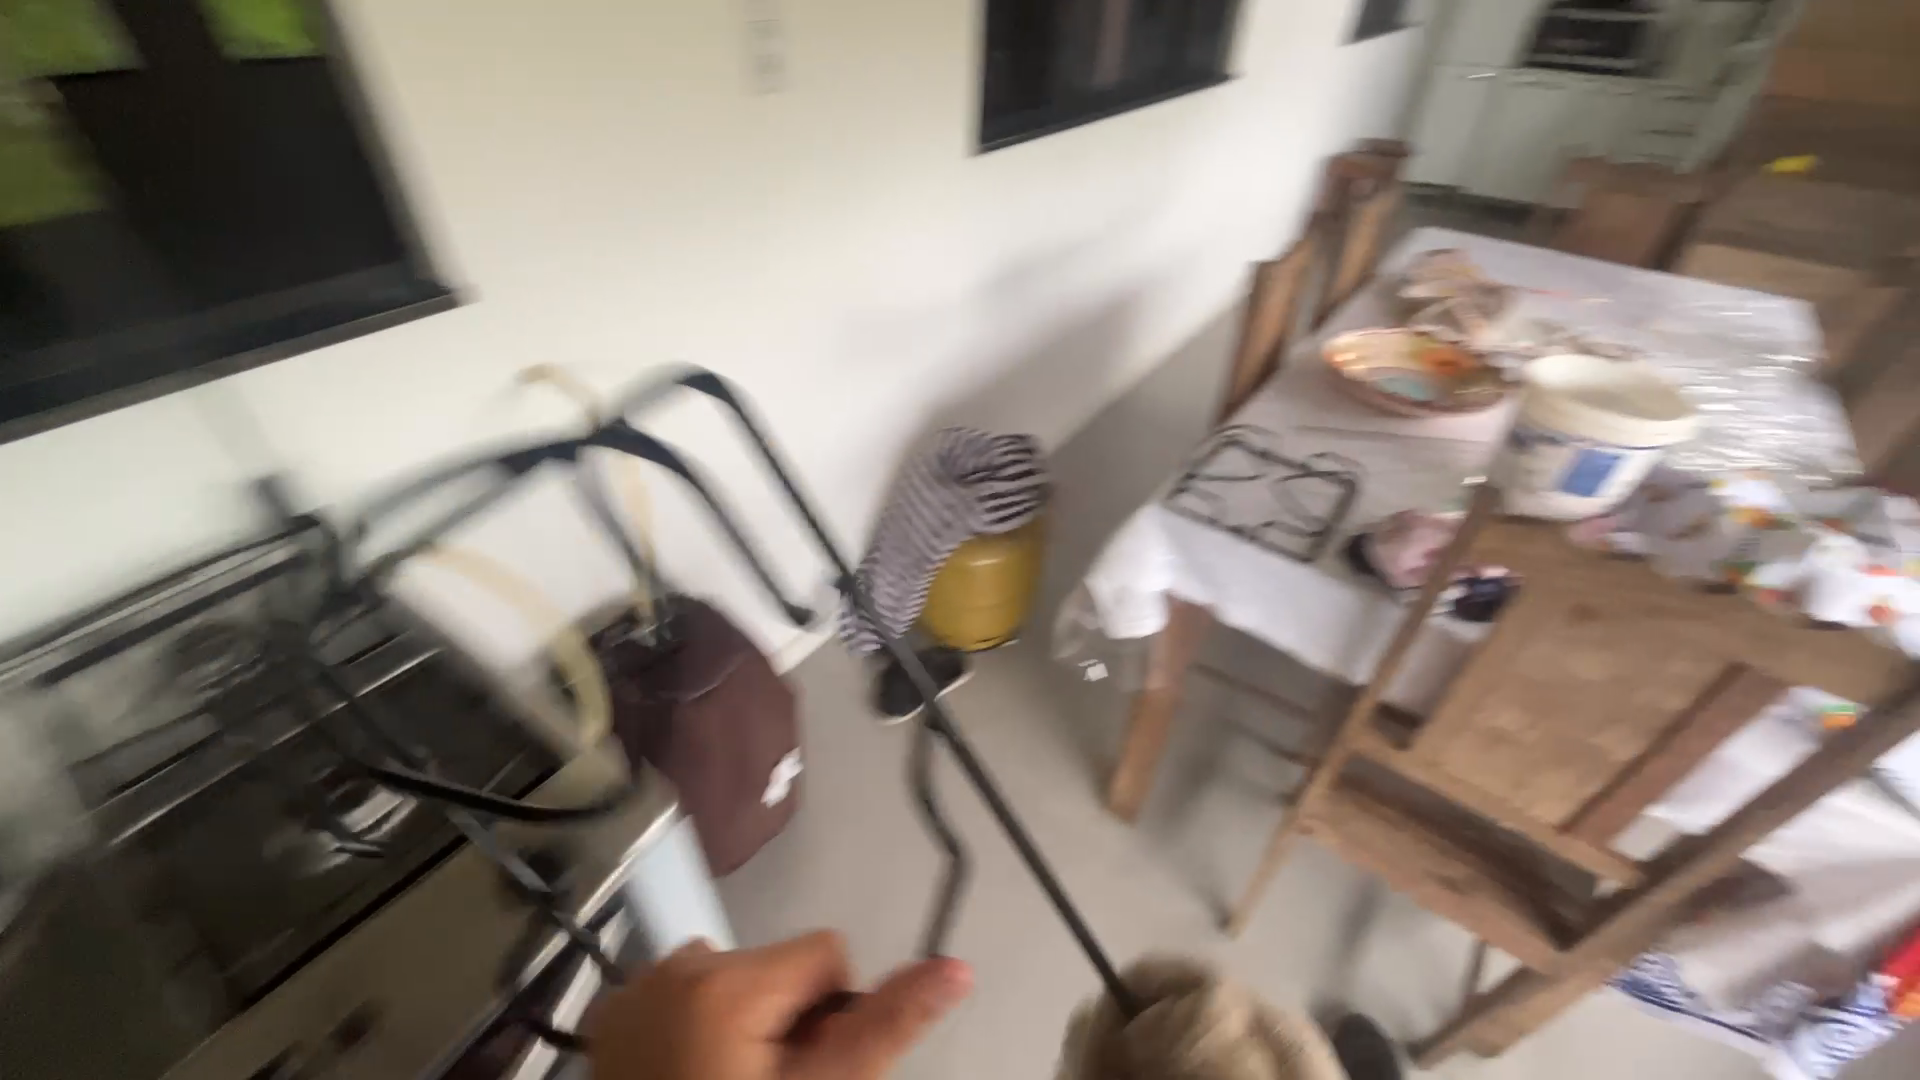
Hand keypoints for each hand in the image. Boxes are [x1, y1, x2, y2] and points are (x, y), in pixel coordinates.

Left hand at [586, 931, 971, 1079]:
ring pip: (734, 976)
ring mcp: (636, 989)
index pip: (827, 953)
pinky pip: (683, 991)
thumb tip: (959, 967)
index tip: (809, 1066)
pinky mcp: (612, 1015)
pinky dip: (699, 1022)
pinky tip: (692, 1072)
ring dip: (746, 1019)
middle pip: (777, 965)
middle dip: (789, 1016)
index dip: (832, 1012)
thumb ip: (888, 1024)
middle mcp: (678, 963)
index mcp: (729, 978)